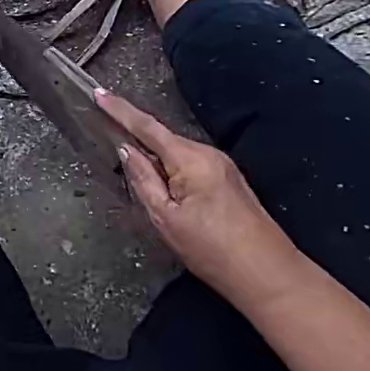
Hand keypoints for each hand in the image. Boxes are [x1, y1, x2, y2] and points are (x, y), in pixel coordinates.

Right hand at [96, 88, 304, 305]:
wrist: (271, 278)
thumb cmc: (214, 251)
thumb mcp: (166, 217)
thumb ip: (142, 178)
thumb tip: (126, 149)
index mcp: (190, 159)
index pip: (146, 126)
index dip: (119, 109)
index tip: (98, 92)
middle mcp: (207, 154)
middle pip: (162, 138)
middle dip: (137, 139)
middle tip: (110, 145)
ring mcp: (220, 165)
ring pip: (175, 152)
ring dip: (154, 159)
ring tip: (140, 181)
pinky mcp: (227, 179)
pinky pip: (188, 163)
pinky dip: (170, 168)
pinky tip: (165, 188)